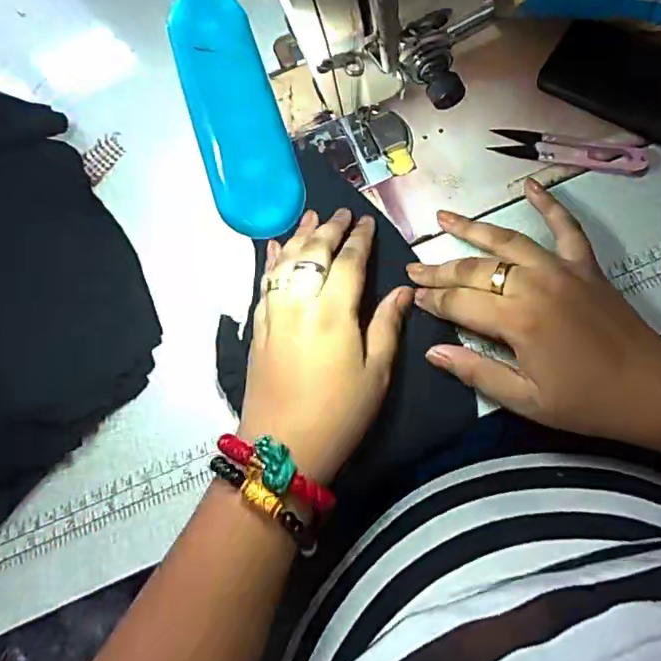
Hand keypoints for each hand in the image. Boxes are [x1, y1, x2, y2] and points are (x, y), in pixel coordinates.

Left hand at [241, 208, 410, 485]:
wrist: (281, 449)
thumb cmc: (339, 414)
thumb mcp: (377, 374)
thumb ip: (387, 325)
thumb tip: (403, 289)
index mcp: (334, 314)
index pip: (347, 262)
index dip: (358, 239)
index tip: (367, 222)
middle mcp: (300, 305)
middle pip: (313, 254)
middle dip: (328, 229)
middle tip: (341, 212)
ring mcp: (273, 315)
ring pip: (284, 263)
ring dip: (298, 236)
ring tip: (310, 216)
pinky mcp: (257, 329)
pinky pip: (262, 284)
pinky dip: (270, 261)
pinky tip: (275, 247)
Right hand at [407, 180, 660, 449]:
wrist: (650, 387)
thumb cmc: (587, 401)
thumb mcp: (526, 400)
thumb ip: (476, 372)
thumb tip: (433, 350)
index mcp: (516, 320)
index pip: (460, 302)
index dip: (433, 300)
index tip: (413, 297)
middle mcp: (534, 284)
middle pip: (476, 269)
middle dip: (441, 269)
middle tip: (414, 267)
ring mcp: (561, 268)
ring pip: (508, 240)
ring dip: (473, 228)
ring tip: (444, 217)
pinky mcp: (585, 265)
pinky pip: (565, 227)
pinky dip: (549, 204)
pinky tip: (530, 185)